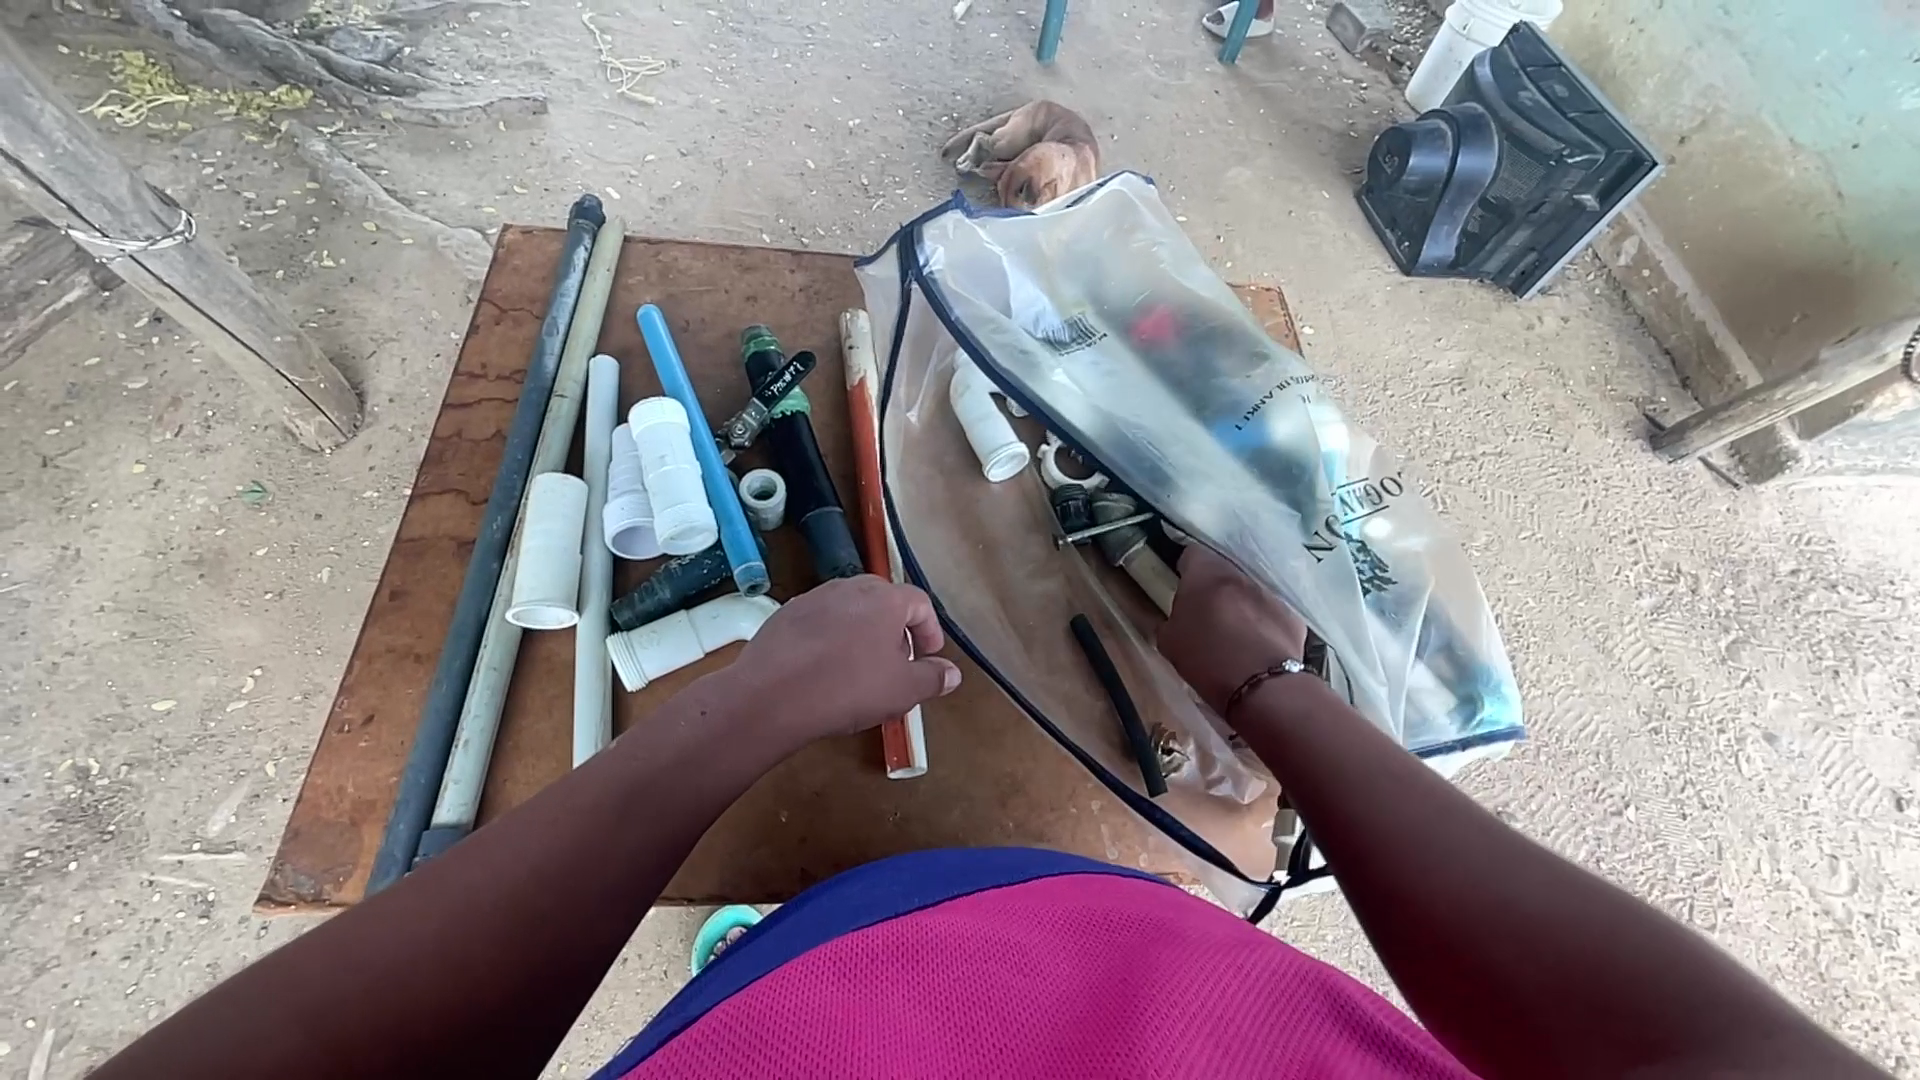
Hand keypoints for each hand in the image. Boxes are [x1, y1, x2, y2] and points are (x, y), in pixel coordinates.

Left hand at [728, 575, 960, 745]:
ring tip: (861, 668)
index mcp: (885, 599)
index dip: (930, 630)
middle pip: (884, 601)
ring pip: (850, 610)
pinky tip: (825, 670)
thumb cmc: (848, 688)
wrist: (772, 696)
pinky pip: (819, 622)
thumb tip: (952, 673)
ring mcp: (813, 598)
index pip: (920, 603)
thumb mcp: (902, 690)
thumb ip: (932, 678)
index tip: (929, 656)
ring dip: (862, 633)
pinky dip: (830, 639)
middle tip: (897, 662)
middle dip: (896, 630)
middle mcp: (849, 588)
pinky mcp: (785, 615)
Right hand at [1156, 545, 1308, 718]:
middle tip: (1206, 613)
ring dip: (1240, 603)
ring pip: (1249, 591)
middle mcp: (1240, 575)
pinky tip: (1259, 646)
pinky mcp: (1293, 616)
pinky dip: (1264, 623)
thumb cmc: (1206, 659)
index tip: (1181, 586)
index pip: (1192, 553)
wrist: (1262, 686)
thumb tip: (1178, 617)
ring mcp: (1270, 593)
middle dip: (1214, 587)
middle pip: (1223, 571)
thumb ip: (1171, 620)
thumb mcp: (1169, 641)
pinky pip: (1272, 612)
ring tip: (1235, 632)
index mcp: (1205, 575)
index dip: (1185, 568)